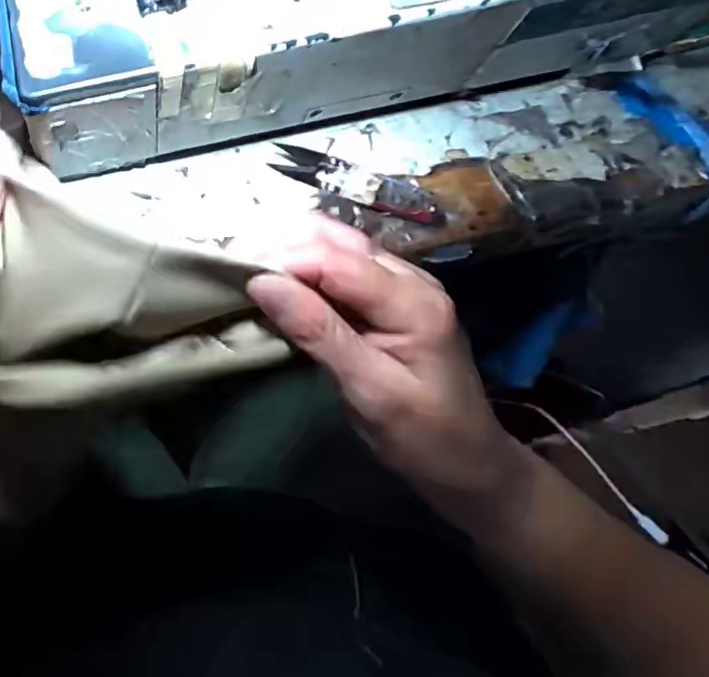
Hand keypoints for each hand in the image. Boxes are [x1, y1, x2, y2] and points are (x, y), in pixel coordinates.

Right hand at [246, 220, 526, 509]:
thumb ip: (318, 332)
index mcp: (413, 301)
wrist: (472, 466)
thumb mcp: (370, 393)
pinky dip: (308, 262)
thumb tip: (262, 282)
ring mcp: (403, 284)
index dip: (286, 260)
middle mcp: (411, 279)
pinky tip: (281, 271)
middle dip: (286, 244)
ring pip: (340, 246)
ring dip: (294, 248)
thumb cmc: (425, 438)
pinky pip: (344, 264)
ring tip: (250, 258)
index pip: (338, 261)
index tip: (240, 272)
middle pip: (340, 242)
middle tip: (237, 258)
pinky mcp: (391, 296)